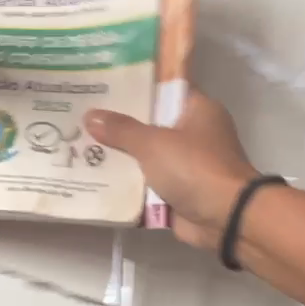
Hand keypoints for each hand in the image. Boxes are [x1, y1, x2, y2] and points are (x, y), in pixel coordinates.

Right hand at [86, 91, 258, 251]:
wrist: (223, 217)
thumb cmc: (193, 168)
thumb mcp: (153, 143)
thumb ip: (120, 129)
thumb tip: (89, 115)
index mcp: (198, 110)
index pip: (164, 89)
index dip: (135, 88)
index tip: (105, 88)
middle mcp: (193, 134)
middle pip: (149, 124)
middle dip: (118, 126)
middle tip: (83, 118)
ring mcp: (185, 165)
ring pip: (144, 156)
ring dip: (118, 158)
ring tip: (80, 148)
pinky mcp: (177, 191)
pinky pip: (145, 183)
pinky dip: (125, 185)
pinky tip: (94, 180)